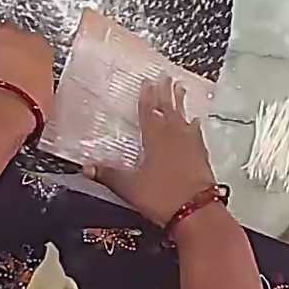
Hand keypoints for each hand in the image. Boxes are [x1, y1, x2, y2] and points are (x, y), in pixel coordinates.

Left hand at [0, 21, 55, 117]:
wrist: (0, 109)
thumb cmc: (24, 106)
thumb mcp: (45, 98)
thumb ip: (39, 86)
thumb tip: (35, 94)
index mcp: (39, 46)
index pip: (35, 44)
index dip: (28, 58)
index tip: (25, 69)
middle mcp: (14, 36)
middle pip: (9, 32)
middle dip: (6, 46)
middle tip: (4, 66)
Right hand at [88, 79, 219, 225]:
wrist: (197, 212)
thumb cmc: (162, 197)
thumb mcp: (130, 187)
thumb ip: (109, 175)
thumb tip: (86, 168)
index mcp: (155, 139)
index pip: (149, 113)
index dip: (147, 97)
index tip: (148, 82)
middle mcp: (174, 137)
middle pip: (169, 110)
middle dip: (166, 93)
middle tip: (166, 76)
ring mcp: (190, 145)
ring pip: (184, 118)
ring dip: (181, 103)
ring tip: (181, 88)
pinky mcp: (201, 156)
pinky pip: (196, 134)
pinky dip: (194, 125)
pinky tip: (196, 121)